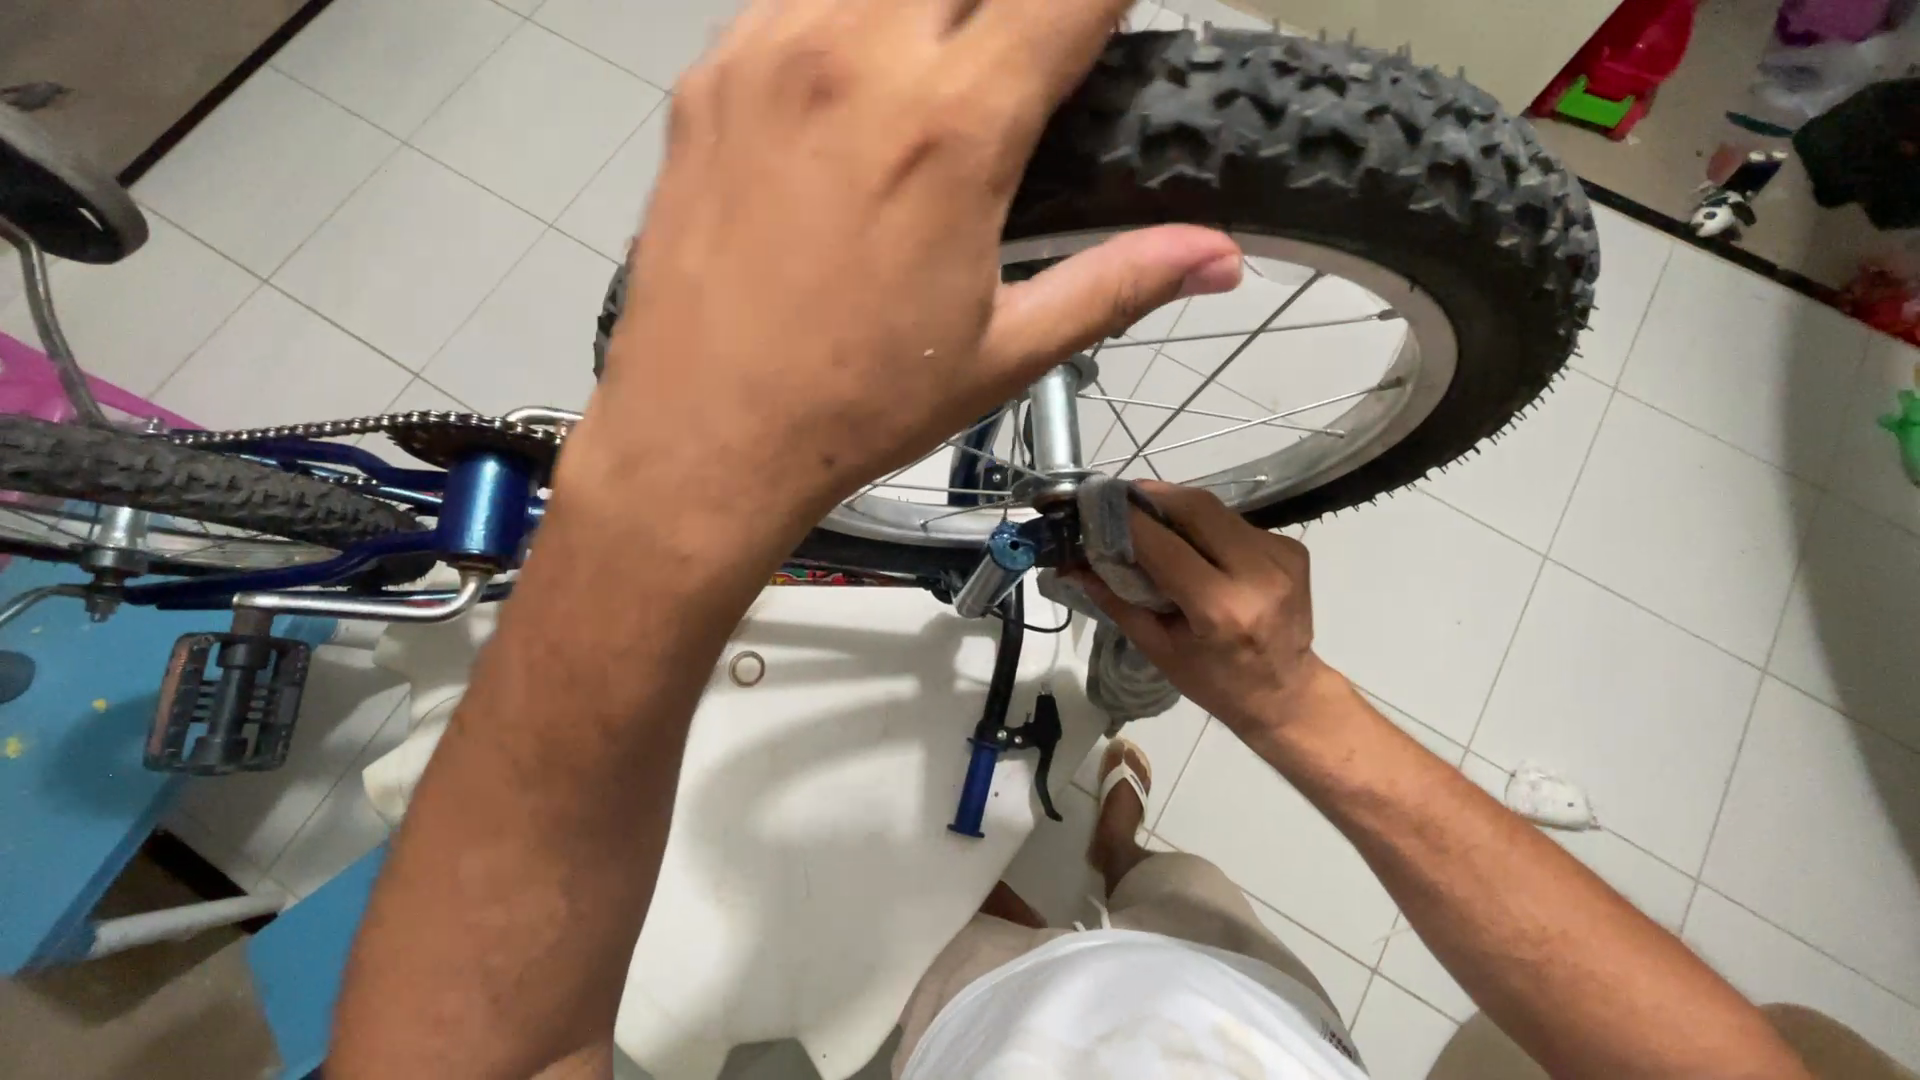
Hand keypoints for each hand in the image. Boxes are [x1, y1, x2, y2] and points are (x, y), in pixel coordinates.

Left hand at [585, 0, 1241, 523]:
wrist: (706, 437)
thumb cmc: (860, 407)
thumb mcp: (1003, 354)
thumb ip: (1117, 282)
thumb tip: (1219, 255)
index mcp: (953, 128)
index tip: (1107, 21)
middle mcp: (857, 55)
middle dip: (1011, 10)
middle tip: (1014, 74)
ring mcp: (768, 52)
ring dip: (924, 11)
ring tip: (931, 86)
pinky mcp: (708, 78)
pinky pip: (794, 1)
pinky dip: (841, 24)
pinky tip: (847, 98)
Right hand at [1072, 482, 1342, 745]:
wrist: (1285, 692)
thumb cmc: (1214, 681)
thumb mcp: (1156, 648)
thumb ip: (1115, 599)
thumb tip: (1072, 563)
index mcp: (1221, 608)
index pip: (1163, 545)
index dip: (1126, 520)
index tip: (1096, 505)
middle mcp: (1257, 573)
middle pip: (1196, 508)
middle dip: (1152, 496)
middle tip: (1119, 498)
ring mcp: (1281, 556)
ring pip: (1215, 509)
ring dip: (1176, 506)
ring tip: (1147, 517)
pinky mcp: (1292, 548)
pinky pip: (1234, 522)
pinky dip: (1203, 524)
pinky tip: (1190, 541)